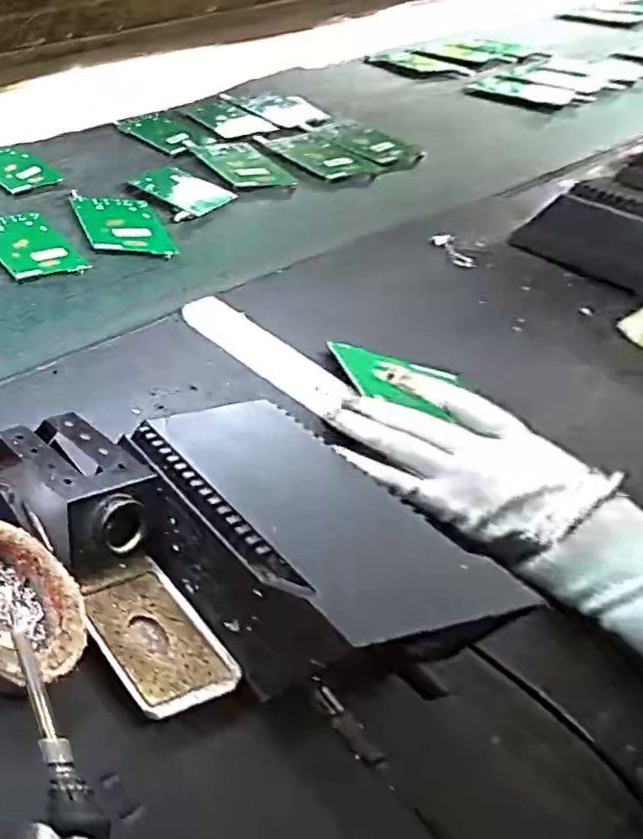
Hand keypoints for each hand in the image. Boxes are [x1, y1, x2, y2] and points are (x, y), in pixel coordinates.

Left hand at [327, 369, 622, 560]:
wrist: (589, 547)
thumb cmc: (568, 499)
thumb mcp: (539, 453)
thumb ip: (490, 432)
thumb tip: (434, 407)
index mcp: (513, 439)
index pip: (462, 403)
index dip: (422, 385)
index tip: (389, 373)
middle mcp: (480, 455)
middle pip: (415, 422)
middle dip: (372, 405)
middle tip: (337, 393)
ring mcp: (457, 479)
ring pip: (397, 444)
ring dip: (358, 426)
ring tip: (331, 412)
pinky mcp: (442, 503)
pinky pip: (393, 479)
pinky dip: (363, 463)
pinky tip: (339, 450)